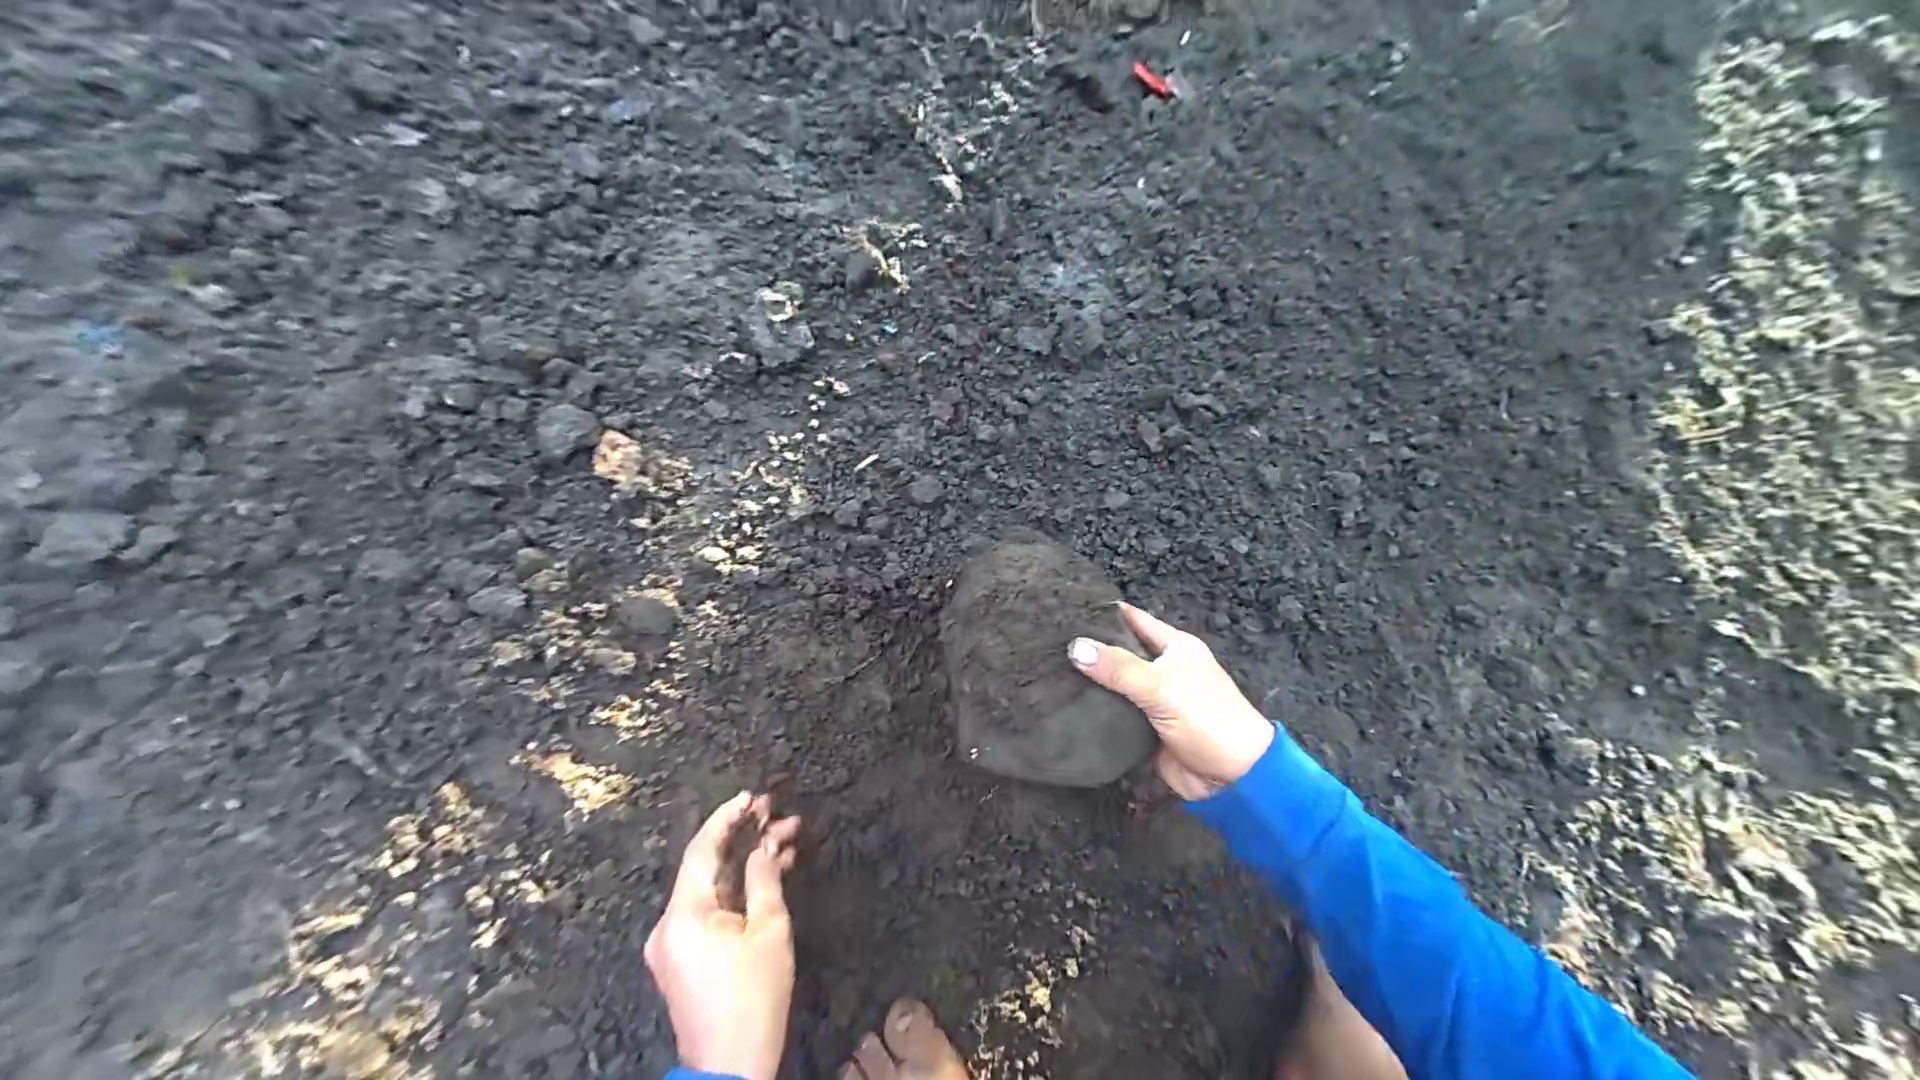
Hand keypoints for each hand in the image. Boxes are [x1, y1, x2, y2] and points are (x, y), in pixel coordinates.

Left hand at [645, 791, 800, 1079]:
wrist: (731, 1069)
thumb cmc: (753, 997)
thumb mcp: (769, 930)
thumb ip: (764, 879)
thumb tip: (764, 845)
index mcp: (683, 915)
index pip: (701, 849)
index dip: (727, 817)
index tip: (752, 796)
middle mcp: (669, 925)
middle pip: (707, 865)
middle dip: (744, 836)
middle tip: (777, 812)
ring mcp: (673, 942)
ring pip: (712, 885)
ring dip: (746, 862)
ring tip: (786, 836)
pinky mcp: (684, 956)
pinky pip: (710, 908)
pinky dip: (737, 889)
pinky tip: (769, 872)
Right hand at [1069, 603, 1275, 799]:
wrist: (1233, 779)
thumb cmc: (1207, 720)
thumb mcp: (1162, 686)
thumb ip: (1118, 667)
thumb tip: (1075, 647)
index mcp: (1174, 646)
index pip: (1132, 619)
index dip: (1102, 613)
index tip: (1067, 610)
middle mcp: (1162, 668)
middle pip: (1119, 652)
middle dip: (1090, 649)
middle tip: (1050, 643)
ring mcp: (1152, 699)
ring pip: (1113, 685)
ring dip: (1090, 683)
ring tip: (1049, 671)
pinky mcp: (1143, 728)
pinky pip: (1114, 714)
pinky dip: (1095, 711)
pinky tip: (1064, 705)